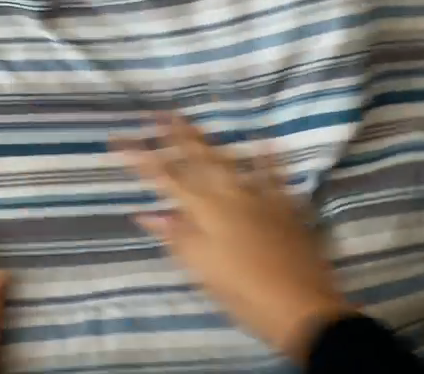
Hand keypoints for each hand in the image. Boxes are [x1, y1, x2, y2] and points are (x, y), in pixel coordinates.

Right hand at [117, 114, 353, 362]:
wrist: (305, 310)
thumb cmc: (245, 292)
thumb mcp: (202, 268)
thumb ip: (175, 235)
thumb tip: (145, 213)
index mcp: (204, 209)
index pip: (163, 177)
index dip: (139, 158)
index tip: (118, 141)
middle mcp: (228, 194)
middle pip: (196, 158)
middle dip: (173, 134)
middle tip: (156, 113)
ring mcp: (259, 198)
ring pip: (228, 161)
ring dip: (207, 139)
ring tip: (191, 119)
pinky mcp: (285, 209)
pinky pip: (274, 177)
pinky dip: (268, 159)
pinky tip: (266, 143)